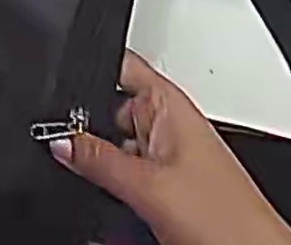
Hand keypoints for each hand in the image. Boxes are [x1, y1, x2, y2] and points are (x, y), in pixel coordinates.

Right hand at [49, 52, 290, 244]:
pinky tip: (109, 198)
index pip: (118, 64)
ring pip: (114, 146)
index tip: (57, 77)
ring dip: (100, 159)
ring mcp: (167, 159)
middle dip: (87, 124)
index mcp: (168, 104)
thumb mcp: (149, 187)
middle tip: (69, 141)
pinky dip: (111, 184)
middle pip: (108, 107)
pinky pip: (124, 174)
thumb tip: (59, 139)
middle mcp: (168, 125)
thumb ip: (98, 159)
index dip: (87, 65)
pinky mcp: (166, 190)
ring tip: (97, 177)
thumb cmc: (233, 226)